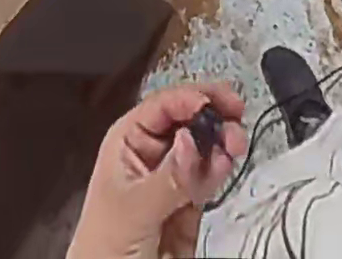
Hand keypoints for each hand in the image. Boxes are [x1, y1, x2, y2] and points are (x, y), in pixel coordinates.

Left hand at [67, 83, 248, 258]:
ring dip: (221, 138)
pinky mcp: (189, 201)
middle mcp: (152, 150)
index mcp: (129, 138)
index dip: (189, 97)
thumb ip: (167, 177)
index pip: (162, 106)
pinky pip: (209, 176)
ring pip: (203, 145)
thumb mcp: (134, 208)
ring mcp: (172, 175)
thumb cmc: (106, 246)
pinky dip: (221, 168)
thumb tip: (191, 139)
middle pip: (187, 119)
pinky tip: (226, 163)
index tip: (214, 101)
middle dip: (212, 112)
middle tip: (236, 113)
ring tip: (234, 143)